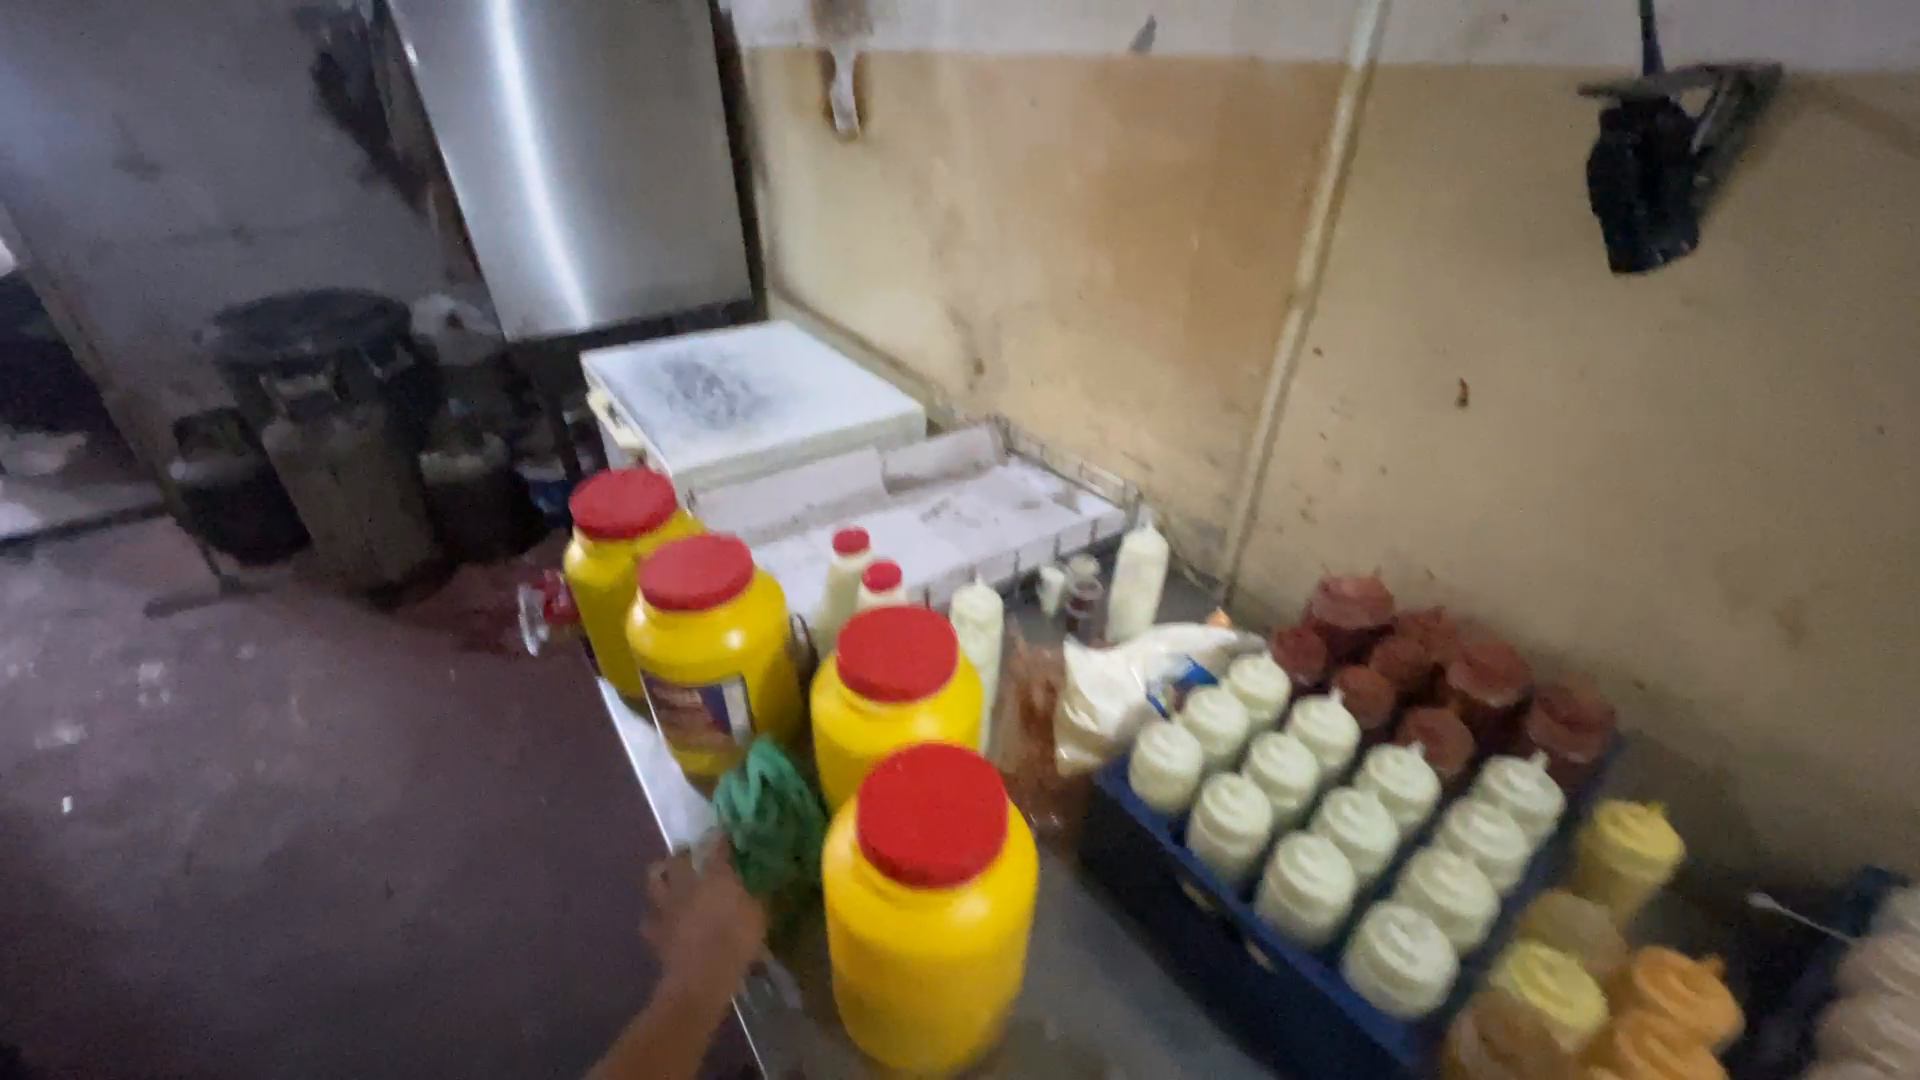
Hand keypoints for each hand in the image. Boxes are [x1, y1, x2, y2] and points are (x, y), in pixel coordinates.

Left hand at [642, 835, 767, 1002]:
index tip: (721, 833)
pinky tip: (660, 917)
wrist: (701, 977)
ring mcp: (668, 907)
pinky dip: (654, 915)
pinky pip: (649, 918)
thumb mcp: (759, 915)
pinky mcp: (655, 932)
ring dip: (659, 874)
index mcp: (716, 876)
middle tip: (687, 851)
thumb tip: (761, 886)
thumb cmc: (736, 940)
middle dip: (682, 852)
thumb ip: (756, 897)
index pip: (717, 848)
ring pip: (655, 881)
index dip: (719, 839)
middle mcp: (688, 884)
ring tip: (664, 873)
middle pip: (678, 859)